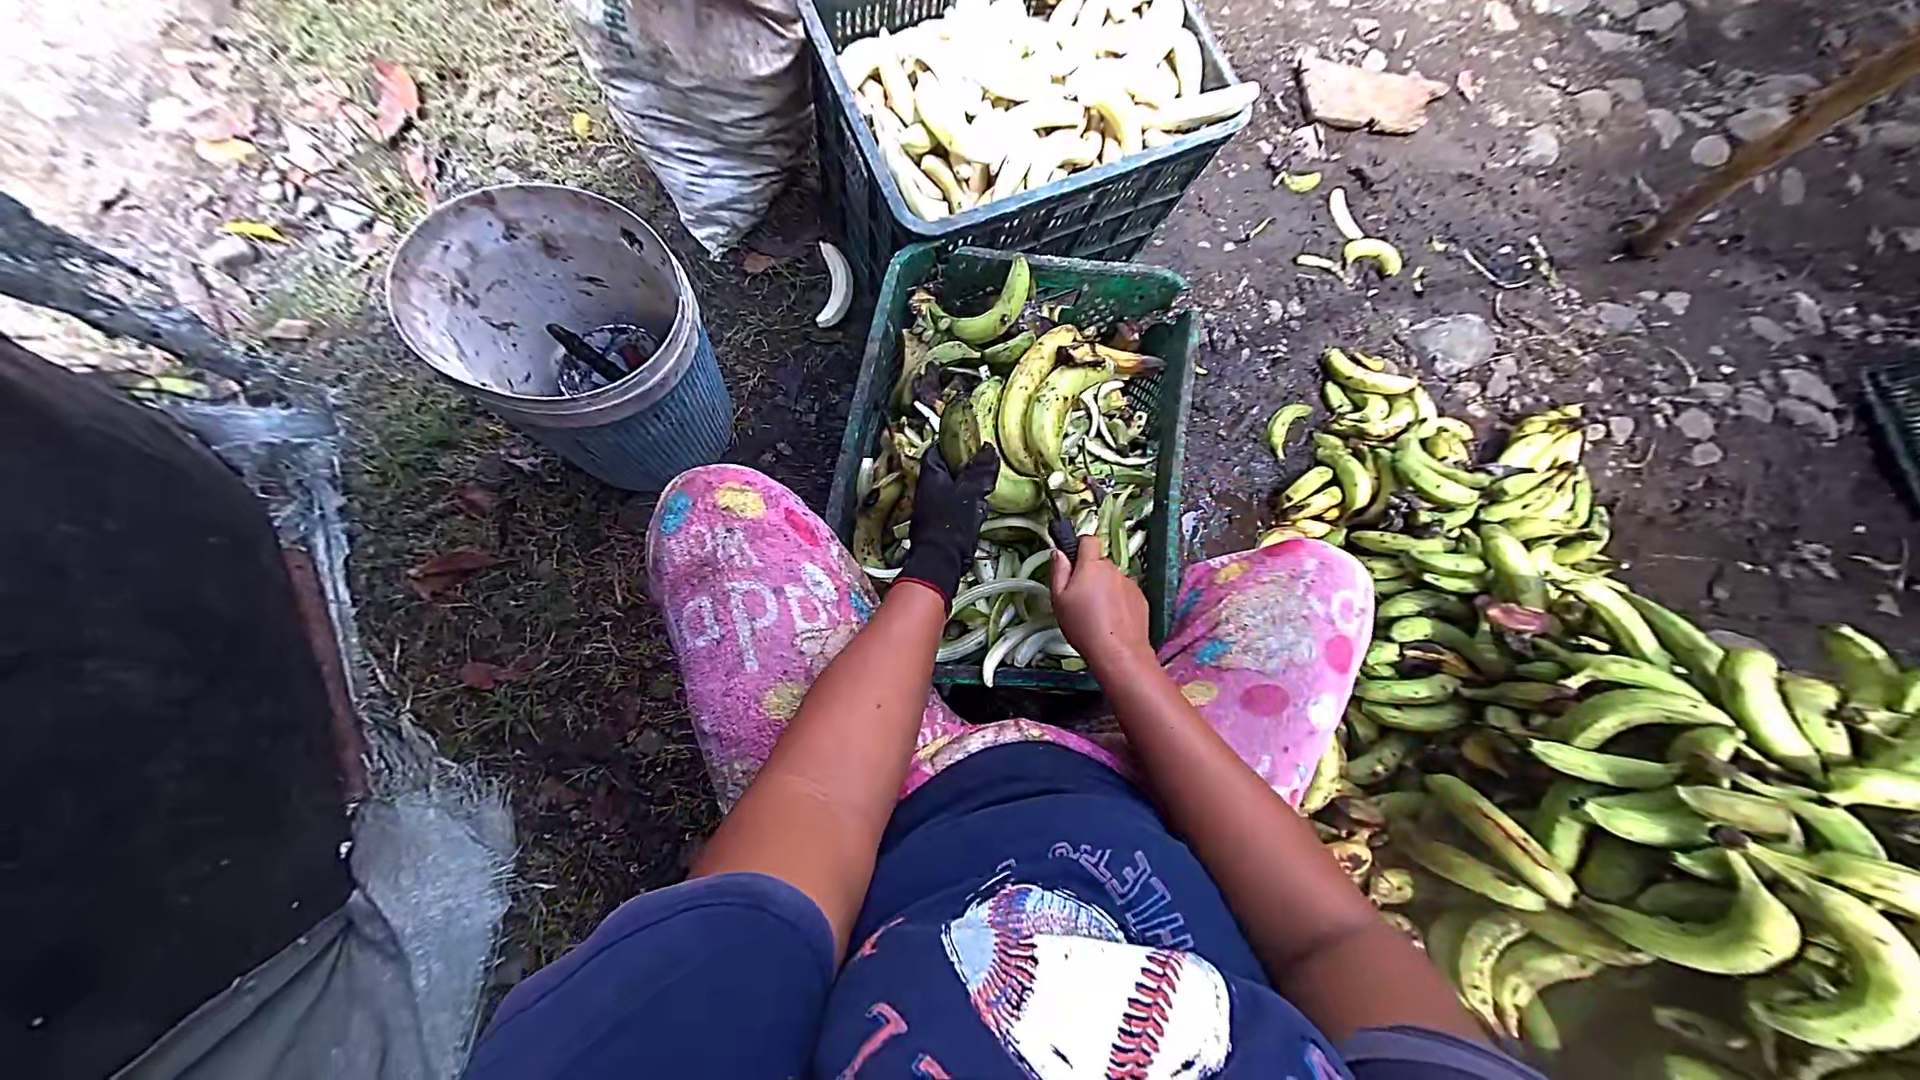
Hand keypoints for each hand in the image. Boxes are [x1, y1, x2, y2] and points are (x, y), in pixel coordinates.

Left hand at [897, 444, 998, 601]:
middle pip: (948, 467)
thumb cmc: (950, 525)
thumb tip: (988, 449)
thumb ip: (980, 470)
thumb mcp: (970, 492)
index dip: (954, 442)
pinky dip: (969, 502)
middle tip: (985, 462)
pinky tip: (981, 506)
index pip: (938, 448)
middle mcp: (928, 487)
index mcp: (930, 473)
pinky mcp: (941, 520)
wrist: (941, 560)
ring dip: (969, 485)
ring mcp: (933, 504)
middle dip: (966, 465)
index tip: (971, 439)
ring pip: (954, 486)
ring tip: (987, 485)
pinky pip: (956, 504)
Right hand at [1049, 533, 1152, 671]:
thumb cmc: (1083, 626)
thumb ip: (1058, 572)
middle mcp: (1113, 569)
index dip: (1079, 547)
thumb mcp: (1059, 600)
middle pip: (1099, 563)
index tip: (1073, 564)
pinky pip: (1124, 592)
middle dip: (1090, 574)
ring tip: (1097, 613)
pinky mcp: (1141, 599)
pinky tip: (1112, 620)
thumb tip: (1058, 552)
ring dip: (1104, 588)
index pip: (1089, 540)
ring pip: (1112, 579)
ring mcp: (1130, 584)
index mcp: (1091, 566)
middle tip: (1080, 598)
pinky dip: (1117, 601)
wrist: (1120, 652)